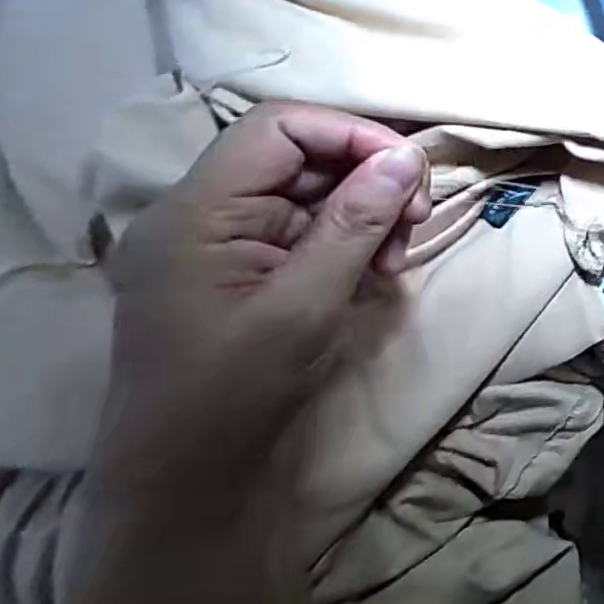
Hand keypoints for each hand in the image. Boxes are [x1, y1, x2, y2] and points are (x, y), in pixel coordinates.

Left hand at [92, 102, 431, 509]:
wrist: (188, 476)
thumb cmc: (235, 389)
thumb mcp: (307, 303)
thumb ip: (357, 222)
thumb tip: (408, 156)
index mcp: (195, 212)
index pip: (279, 127)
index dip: (352, 134)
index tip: (408, 170)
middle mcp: (205, 212)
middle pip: (306, 154)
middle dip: (373, 178)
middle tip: (415, 219)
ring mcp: (228, 238)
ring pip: (321, 187)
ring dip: (373, 210)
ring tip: (395, 257)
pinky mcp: (251, 261)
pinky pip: (317, 222)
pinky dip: (359, 236)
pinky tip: (377, 269)